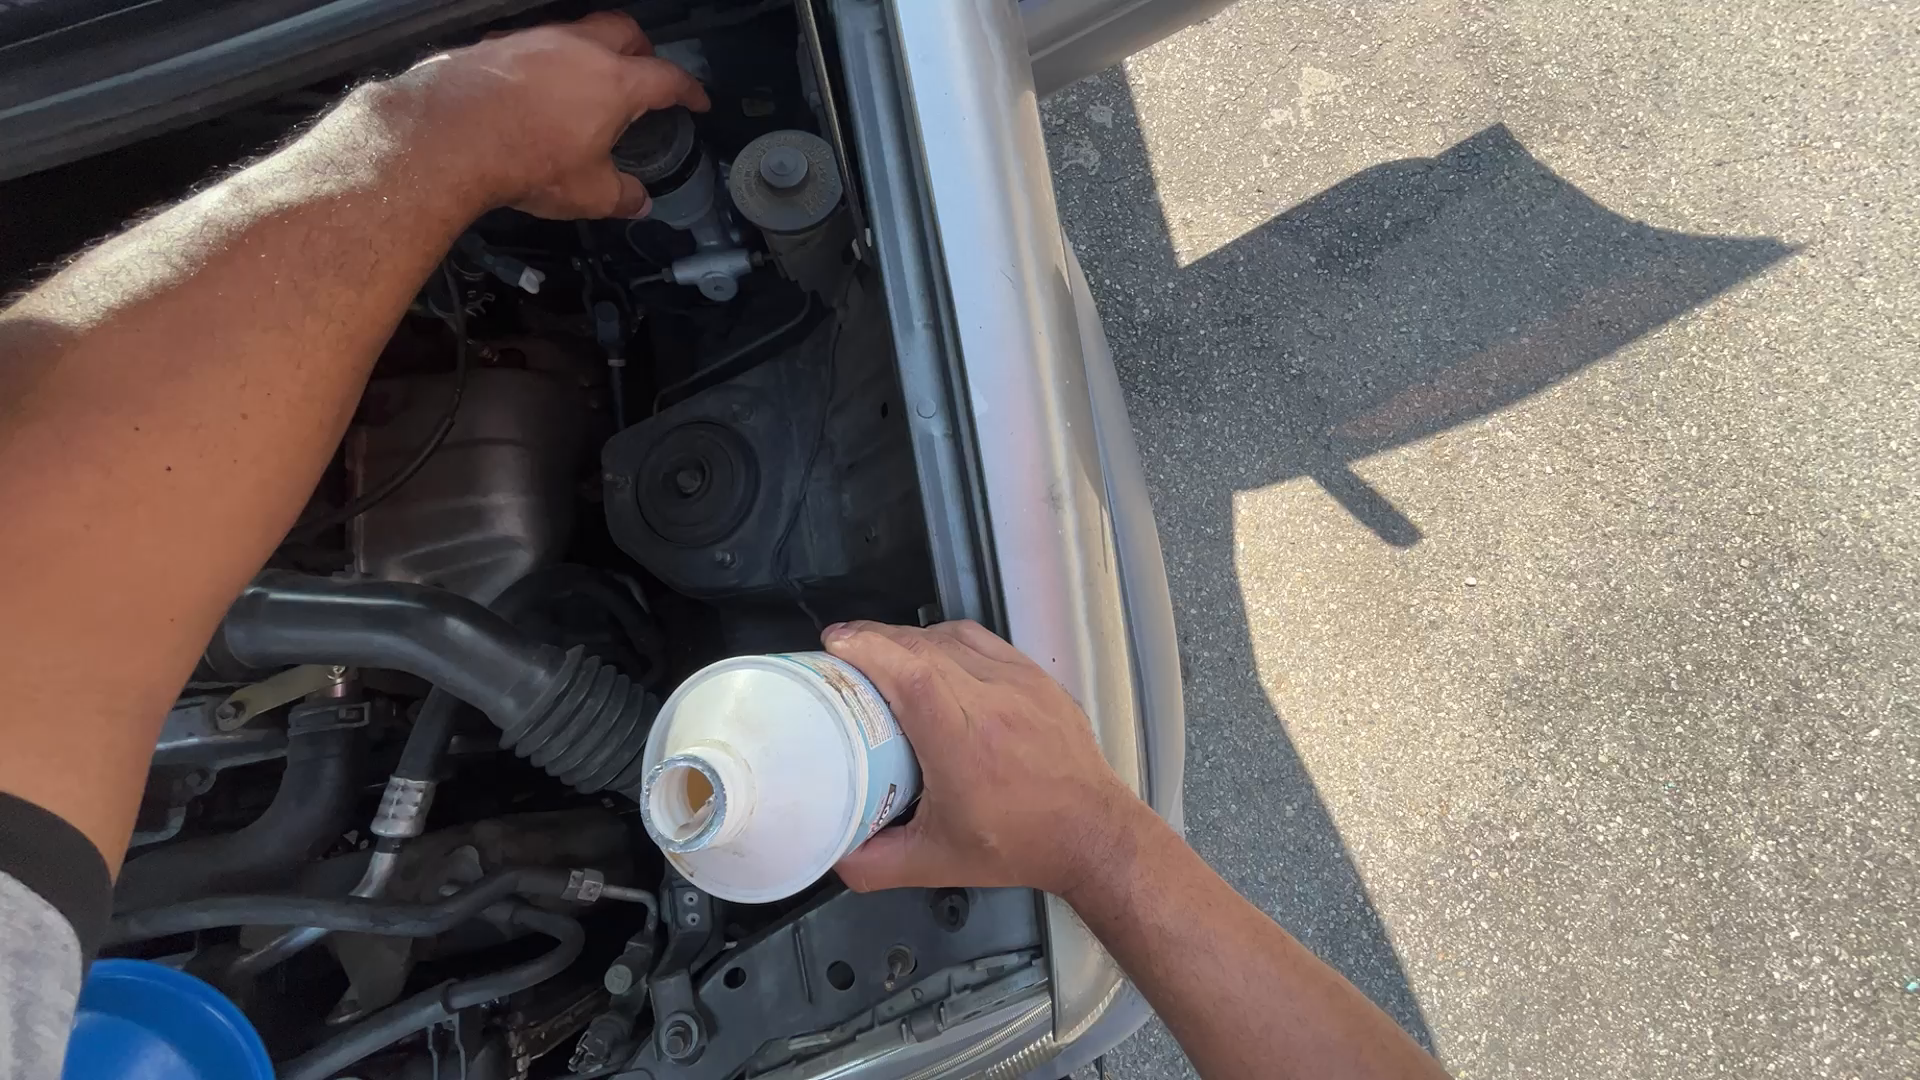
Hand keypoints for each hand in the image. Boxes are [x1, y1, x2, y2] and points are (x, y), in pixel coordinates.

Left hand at [382, 12, 709, 218]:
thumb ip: (624, 195)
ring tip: (599, 85)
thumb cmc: (527, 159)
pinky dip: (555, 62)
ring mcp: (534, 40)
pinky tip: (549, 90)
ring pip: (579, 32)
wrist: (450, 138)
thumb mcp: (592, 194)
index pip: (667, 77)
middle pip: (625, 30)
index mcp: (614, 83)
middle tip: (649, 75)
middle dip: (645, 50)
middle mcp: (576, 49)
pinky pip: (538, 45)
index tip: (697, 100)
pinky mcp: (498, 45)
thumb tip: (638, 200)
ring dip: (597, 52)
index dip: (689, 90)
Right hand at [821, 620, 1154, 898]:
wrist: (1091, 831)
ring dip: (909, 636)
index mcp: (963, 740)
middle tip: (844, 647)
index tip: (836, 643)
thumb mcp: (934, 863)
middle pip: (923, 645)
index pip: (912, 672)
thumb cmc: (1016, 844)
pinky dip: (946, 638)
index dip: (869, 647)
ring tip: (883, 651)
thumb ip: (873, 862)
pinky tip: (932, 651)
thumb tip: (832, 846)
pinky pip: (981, 639)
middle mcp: (991, 698)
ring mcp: (1018, 680)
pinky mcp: (1034, 674)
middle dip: (875, 637)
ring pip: (951, 635)